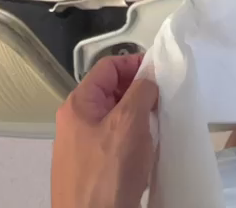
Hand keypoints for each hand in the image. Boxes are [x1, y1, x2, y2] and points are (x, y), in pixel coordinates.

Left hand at [51, 53, 157, 207]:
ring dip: (137, 118)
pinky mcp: (89, 171)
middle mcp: (74, 123)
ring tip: (156, 126)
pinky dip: (131, 141)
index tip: (159, 73)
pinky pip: (113, 144)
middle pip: (111, 91)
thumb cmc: (109, 172)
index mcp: (78, 105)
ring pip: (114, 119)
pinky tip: (145, 152)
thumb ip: (141, 90)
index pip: (108, 67)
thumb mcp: (129, 121)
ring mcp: (80, 150)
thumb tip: (148, 77)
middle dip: (138, 92)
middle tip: (161, 100)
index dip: (134, 63)